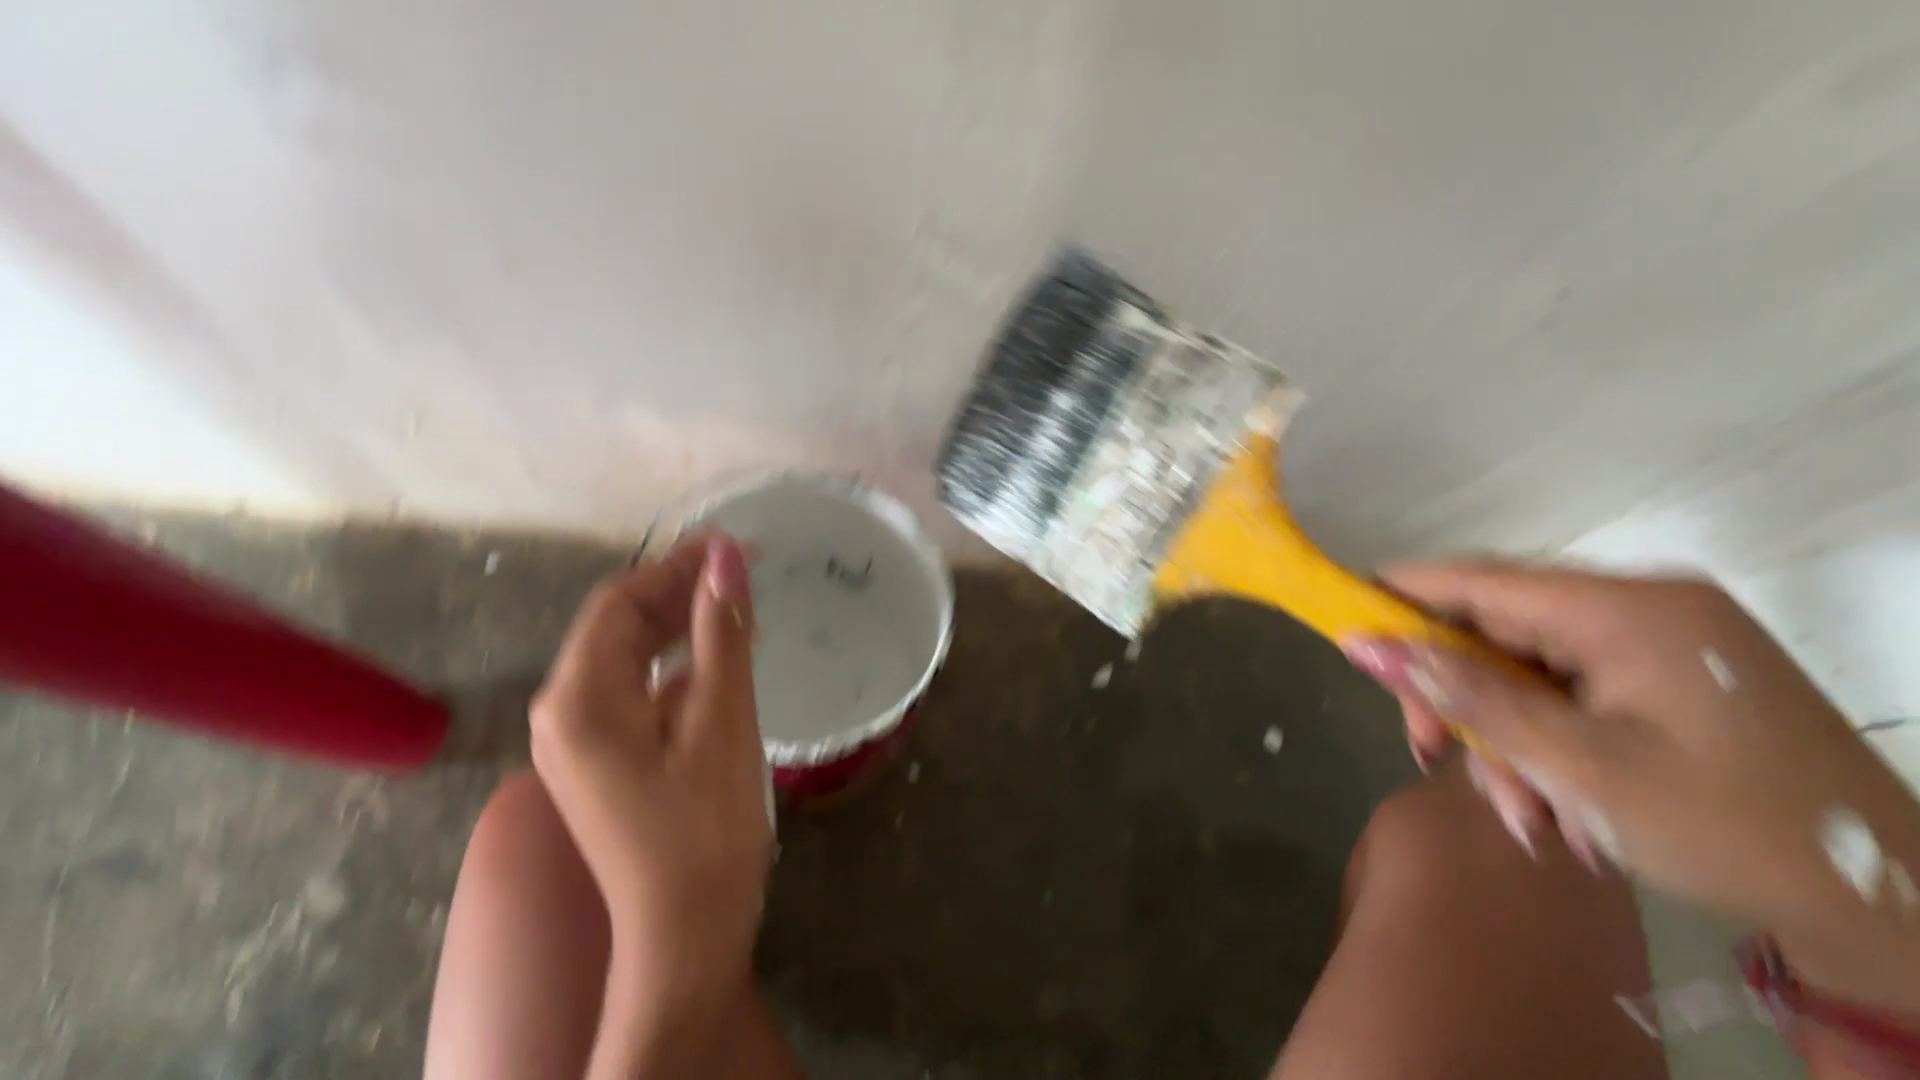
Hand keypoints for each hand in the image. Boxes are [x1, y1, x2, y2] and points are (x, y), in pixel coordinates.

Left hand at [528, 535, 770, 1068]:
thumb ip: (720, 633)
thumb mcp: (722, 721)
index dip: (675, 565)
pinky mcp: (600, 763)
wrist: (687, 932)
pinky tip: (718, 662)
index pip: (619, 603)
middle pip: (618, 627)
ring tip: (739, 608)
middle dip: (678, 593)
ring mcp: (576, 742)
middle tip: (745, 571)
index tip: (734, 545)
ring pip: (627, 659)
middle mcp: (561, 714)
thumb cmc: (707, 827)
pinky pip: (634, 693)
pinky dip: (674, 668)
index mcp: (577, 699)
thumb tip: (725, 558)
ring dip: (679, 628)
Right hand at [1343, 562, 1919, 1009]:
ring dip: (1508, 739)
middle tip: (1434, 756)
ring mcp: (1660, 643)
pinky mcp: (1670, 679)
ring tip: (1529, 817)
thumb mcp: (1578, 766)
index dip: (1400, 600)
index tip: (1342, 633)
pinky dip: (1551, 745)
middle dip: (1462, 699)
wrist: (1889, 904)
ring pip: (1531, 673)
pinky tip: (1561, 808)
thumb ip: (1464, 695)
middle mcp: (1640, 608)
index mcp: (1624, 608)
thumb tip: (1362, 643)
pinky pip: (1574, 695)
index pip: (1476, 582)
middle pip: (1499, 632)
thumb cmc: (1728, 827)